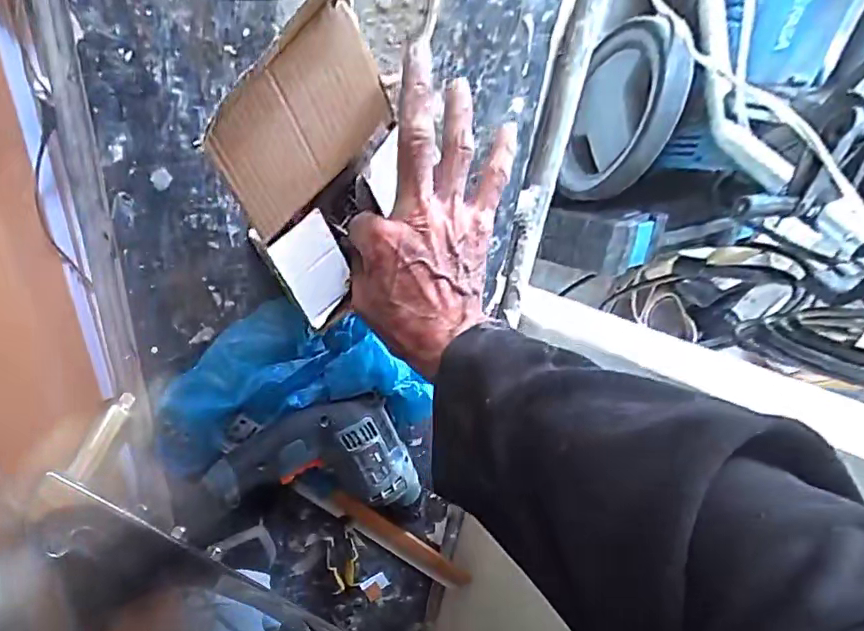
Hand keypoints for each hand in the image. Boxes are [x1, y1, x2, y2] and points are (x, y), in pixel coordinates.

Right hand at [350, 40, 516, 379]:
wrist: (450, 340)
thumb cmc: (406, 324)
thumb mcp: (365, 300)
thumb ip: (363, 265)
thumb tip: (365, 245)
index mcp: (386, 236)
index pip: (363, 218)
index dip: (358, 230)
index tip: (360, 246)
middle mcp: (421, 212)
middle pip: (416, 143)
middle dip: (416, 96)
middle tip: (417, 58)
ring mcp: (454, 214)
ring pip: (457, 150)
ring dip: (459, 112)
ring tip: (458, 84)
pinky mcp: (478, 225)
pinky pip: (491, 183)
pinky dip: (499, 155)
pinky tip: (505, 129)